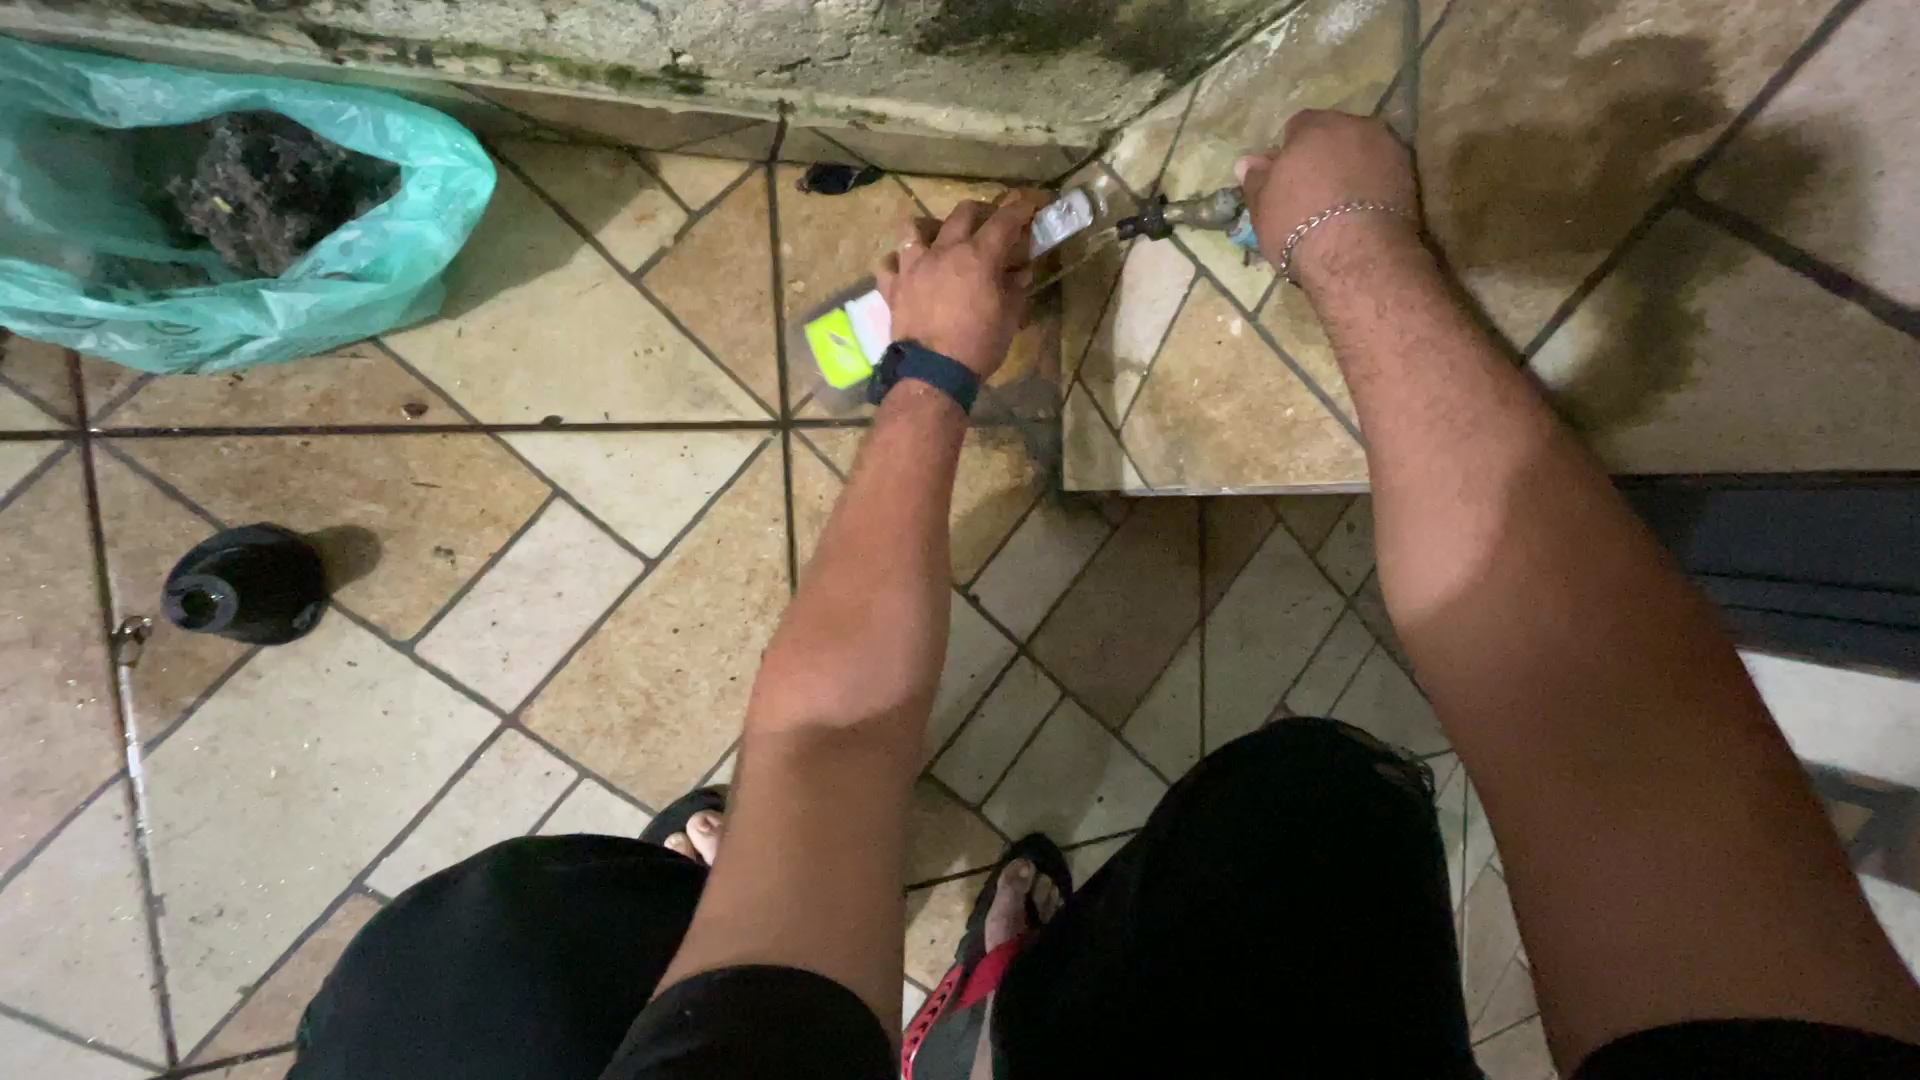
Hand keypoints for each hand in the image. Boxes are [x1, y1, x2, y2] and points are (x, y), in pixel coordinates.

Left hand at [877, 189, 1047, 378]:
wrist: (933, 373)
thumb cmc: (978, 346)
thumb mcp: (1008, 318)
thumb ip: (1015, 289)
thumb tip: (1022, 272)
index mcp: (978, 256)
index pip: (1004, 221)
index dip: (1019, 208)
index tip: (1028, 204)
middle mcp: (944, 250)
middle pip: (962, 213)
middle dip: (980, 211)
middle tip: (988, 223)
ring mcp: (913, 266)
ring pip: (914, 228)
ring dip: (929, 227)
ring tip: (937, 239)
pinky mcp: (892, 287)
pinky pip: (889, 264)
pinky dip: (898, 262)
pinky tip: (906, 270)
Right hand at [1236, 110, 1419, 284]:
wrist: (1354, 252)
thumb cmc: (1297, 226)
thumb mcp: (1263, 208)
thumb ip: (1256, 180)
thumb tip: (1247, 162)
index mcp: (1313, 128)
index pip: (1298, 126)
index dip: (1289, 151)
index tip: (1285, 178)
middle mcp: (1353, 125)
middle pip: (1334, 134)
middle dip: (1323, 155)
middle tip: (1311, 191)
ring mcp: (1386, 145)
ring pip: (1360, 150)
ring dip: (1349, 168)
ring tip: (1339, 204)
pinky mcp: (1408, 171)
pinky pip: (1381, 170)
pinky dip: (1371, 183)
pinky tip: (1360, 211)